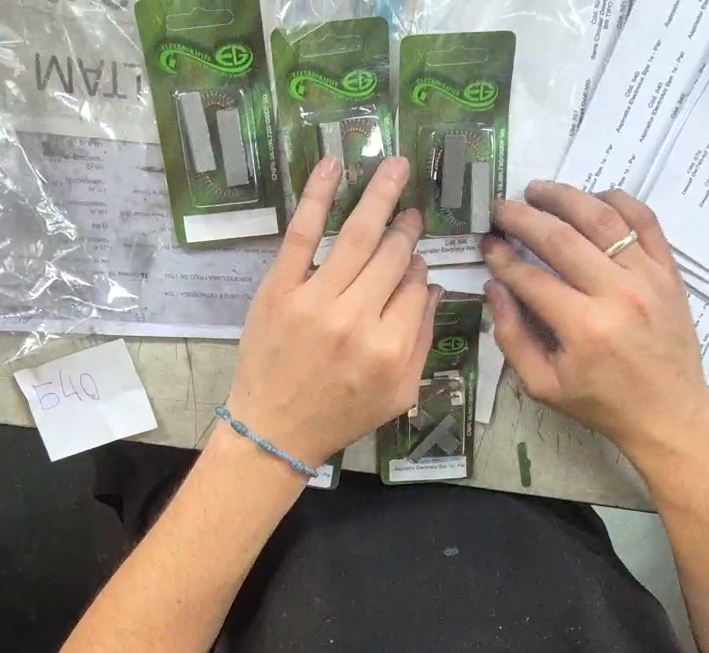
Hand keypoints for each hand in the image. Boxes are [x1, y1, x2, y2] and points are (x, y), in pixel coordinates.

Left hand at [224, 156, 442, 467]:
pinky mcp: (280, 290)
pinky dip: (318, 196)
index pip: (415, 286)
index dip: (418, 268)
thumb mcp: (398, 395)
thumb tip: (432, 288)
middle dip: (406, 229)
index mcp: (391, 347)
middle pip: (392, 257)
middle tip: (411, 211)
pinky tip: (333, 166)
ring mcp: (316, 301)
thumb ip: (423, 343)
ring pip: (358, 236)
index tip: (415, 260)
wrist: (275, 431)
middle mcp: (358, 318)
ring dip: (380, 194)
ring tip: (394, 166)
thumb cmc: (340, 416)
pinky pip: (302, 234)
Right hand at [482, 181, 708, 460]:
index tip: (486, 245)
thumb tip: (494, 290)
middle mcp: (616, 294)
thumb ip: (514, 339)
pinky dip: (619, 202)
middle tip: (501, 207)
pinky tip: (593, 199)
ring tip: (539, 191)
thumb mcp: (544, 386)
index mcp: (582, 328)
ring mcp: (647, 277)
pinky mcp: (669, 271)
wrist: (667, 412)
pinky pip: (645, 221)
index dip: (503, 258)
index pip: (531, 279)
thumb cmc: (600, 404)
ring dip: (566, 198)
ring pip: (602, 219)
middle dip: (524, 218)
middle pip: (562, 239)